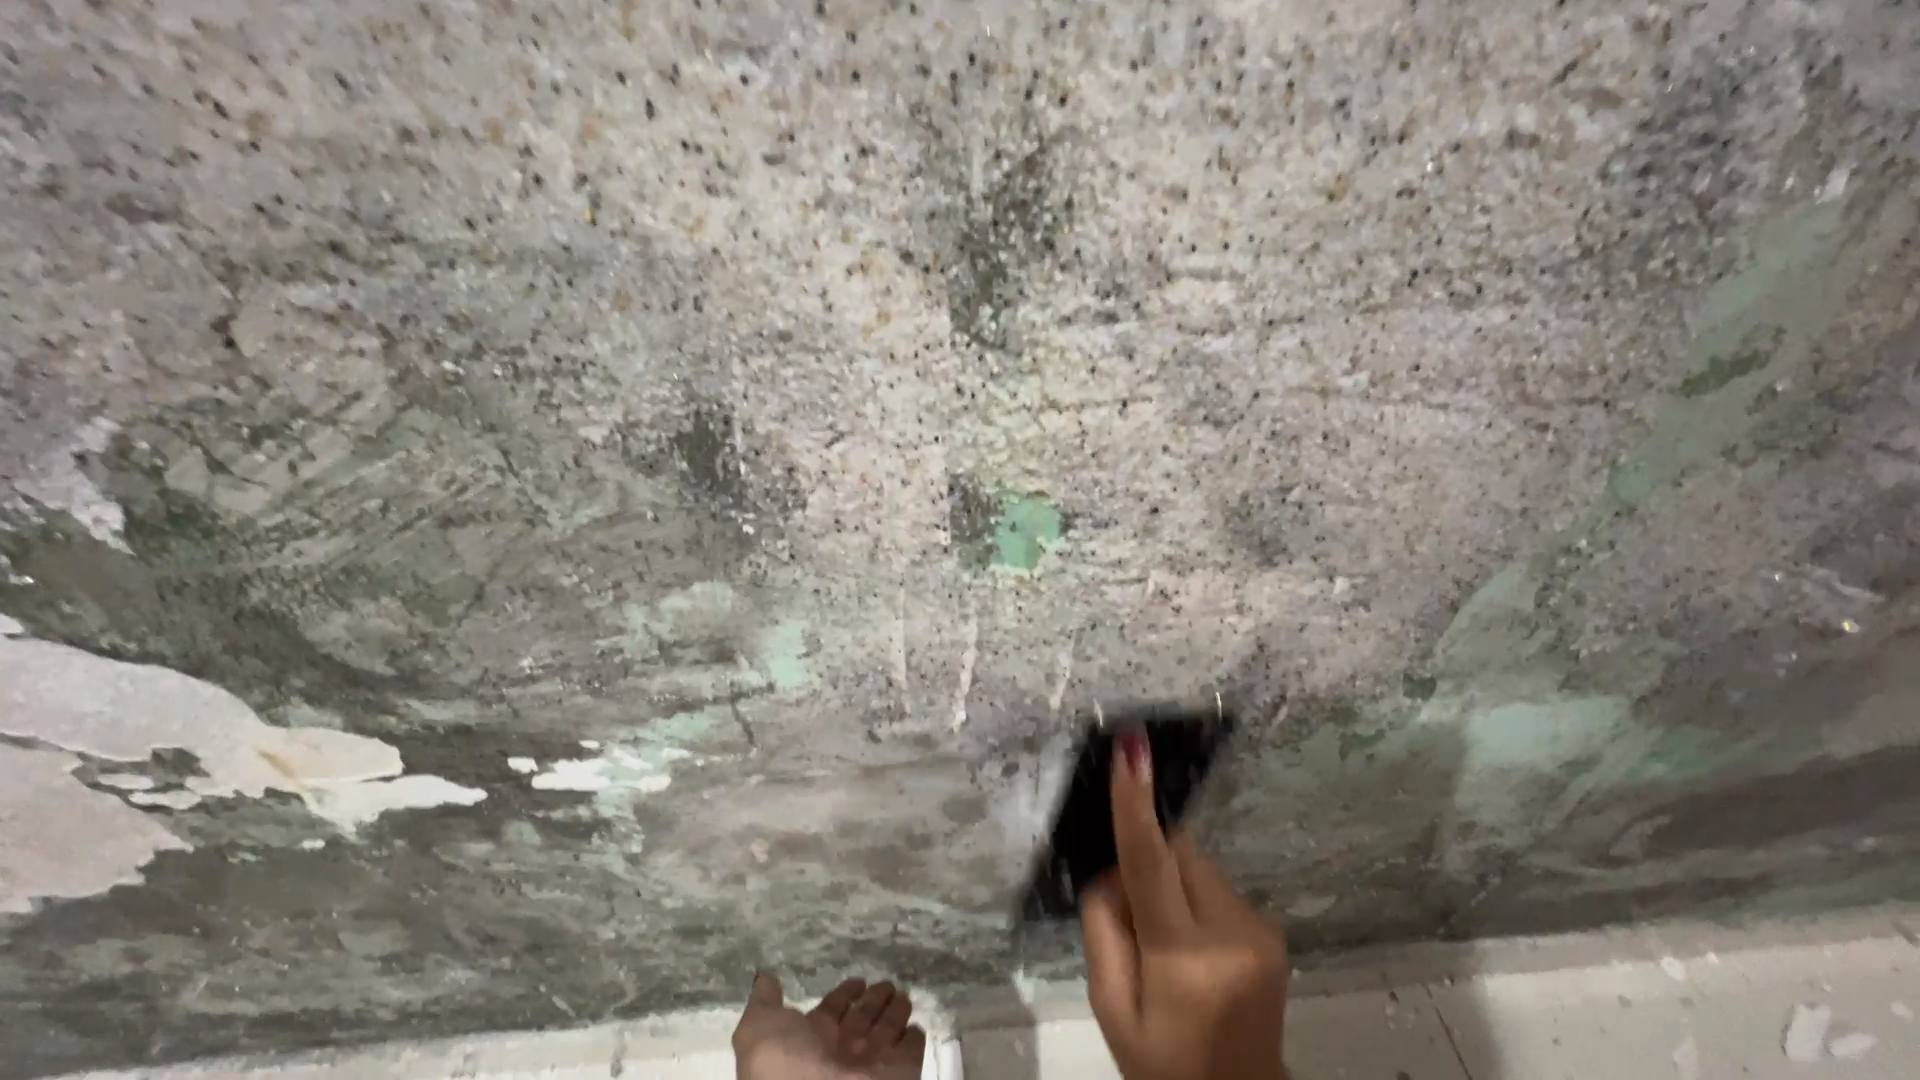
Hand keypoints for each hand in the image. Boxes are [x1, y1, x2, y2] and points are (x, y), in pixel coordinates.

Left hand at [731, 972, 926, 1079]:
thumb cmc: (783, 1065)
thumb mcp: (758, 1028)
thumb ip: (764, 1001)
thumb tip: (765, 976)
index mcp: (811, 1039)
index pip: (833, 1010)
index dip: (845, 994)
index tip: (858, 979)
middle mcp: (842, 1050)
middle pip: (862, 1018)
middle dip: (874, 999)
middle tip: (887, 984)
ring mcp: (870, 1062)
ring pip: (887, 1030)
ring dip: (895, 1012)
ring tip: (904, 995)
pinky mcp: (899, 1070)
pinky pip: (911, 1051)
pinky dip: (914, 1039)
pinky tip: (916, 1027)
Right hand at [1081, 730, 1290, 1079]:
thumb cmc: (1161, 1063)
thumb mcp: (1110, 1005)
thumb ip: (1103, 927)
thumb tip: (1113, 868)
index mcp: (1183, 957)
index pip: (1150, 864)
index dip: (1135, 803)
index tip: (1130, 747)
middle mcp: (1231, 932)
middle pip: (1179, 854)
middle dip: (1150, 859)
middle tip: (1131, 912)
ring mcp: (1260, 931)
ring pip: (1197, 868)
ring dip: (1172, 884)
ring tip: (1165, 941)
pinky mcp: (1272, 932)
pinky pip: (1216, 889)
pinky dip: (1194, 901)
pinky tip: (1194, 950)